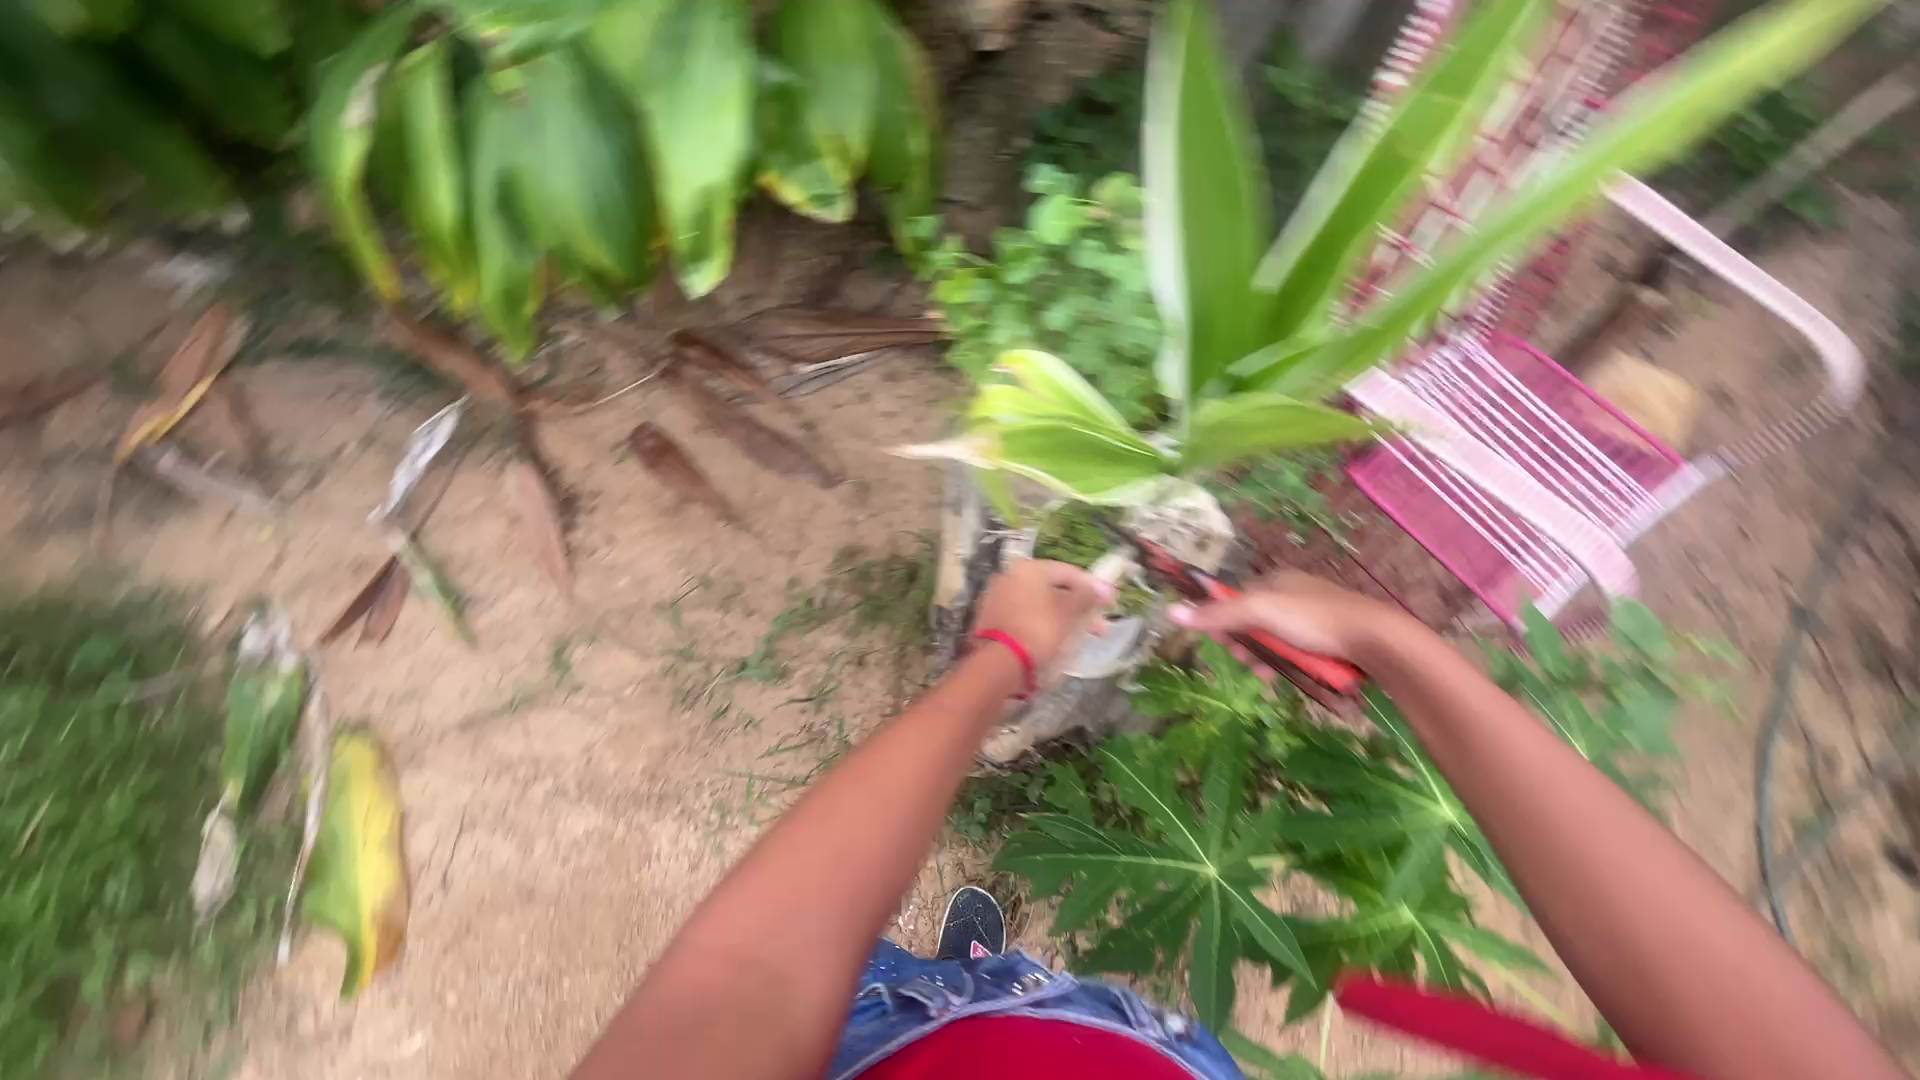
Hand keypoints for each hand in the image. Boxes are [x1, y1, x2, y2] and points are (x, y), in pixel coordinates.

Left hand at [973, 559, 1114, 671]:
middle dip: (1080, 607)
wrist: (999, 663)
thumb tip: (1102, 588)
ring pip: (1040, 605)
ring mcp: (997, 598)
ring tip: (1081, 637)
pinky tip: (1055, 641)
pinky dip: (1043, 625)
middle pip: (1053, 589)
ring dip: (1063, 618)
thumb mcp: (1069, 611)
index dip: (1093, 586)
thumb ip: (1087, 596)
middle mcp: (1009, 576)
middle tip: (1100, 627)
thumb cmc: (1039, 629)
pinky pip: (1026, 617)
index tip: (1110, 603)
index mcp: (1028, 568)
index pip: (1068, 571)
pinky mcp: (992, 620)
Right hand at [1167, 572, 1412, 667]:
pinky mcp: (1328, 639)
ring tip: (1270, 674)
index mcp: (1275, 580)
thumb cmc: (1313, 619)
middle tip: (1249, 662)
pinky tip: (1289, 675)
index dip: (1223, 622)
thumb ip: (1217, 615)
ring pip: (1274, 641)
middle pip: (1252, 622)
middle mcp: (1292, 594)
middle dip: (1246, 644)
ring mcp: (1312, 617)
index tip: (1224, 644)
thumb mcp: (1260, 613)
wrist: (1375, 639)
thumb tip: (1171, 612)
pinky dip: (1289, 664)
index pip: (1235, 599)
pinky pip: (1297, 652)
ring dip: (1267, 658)